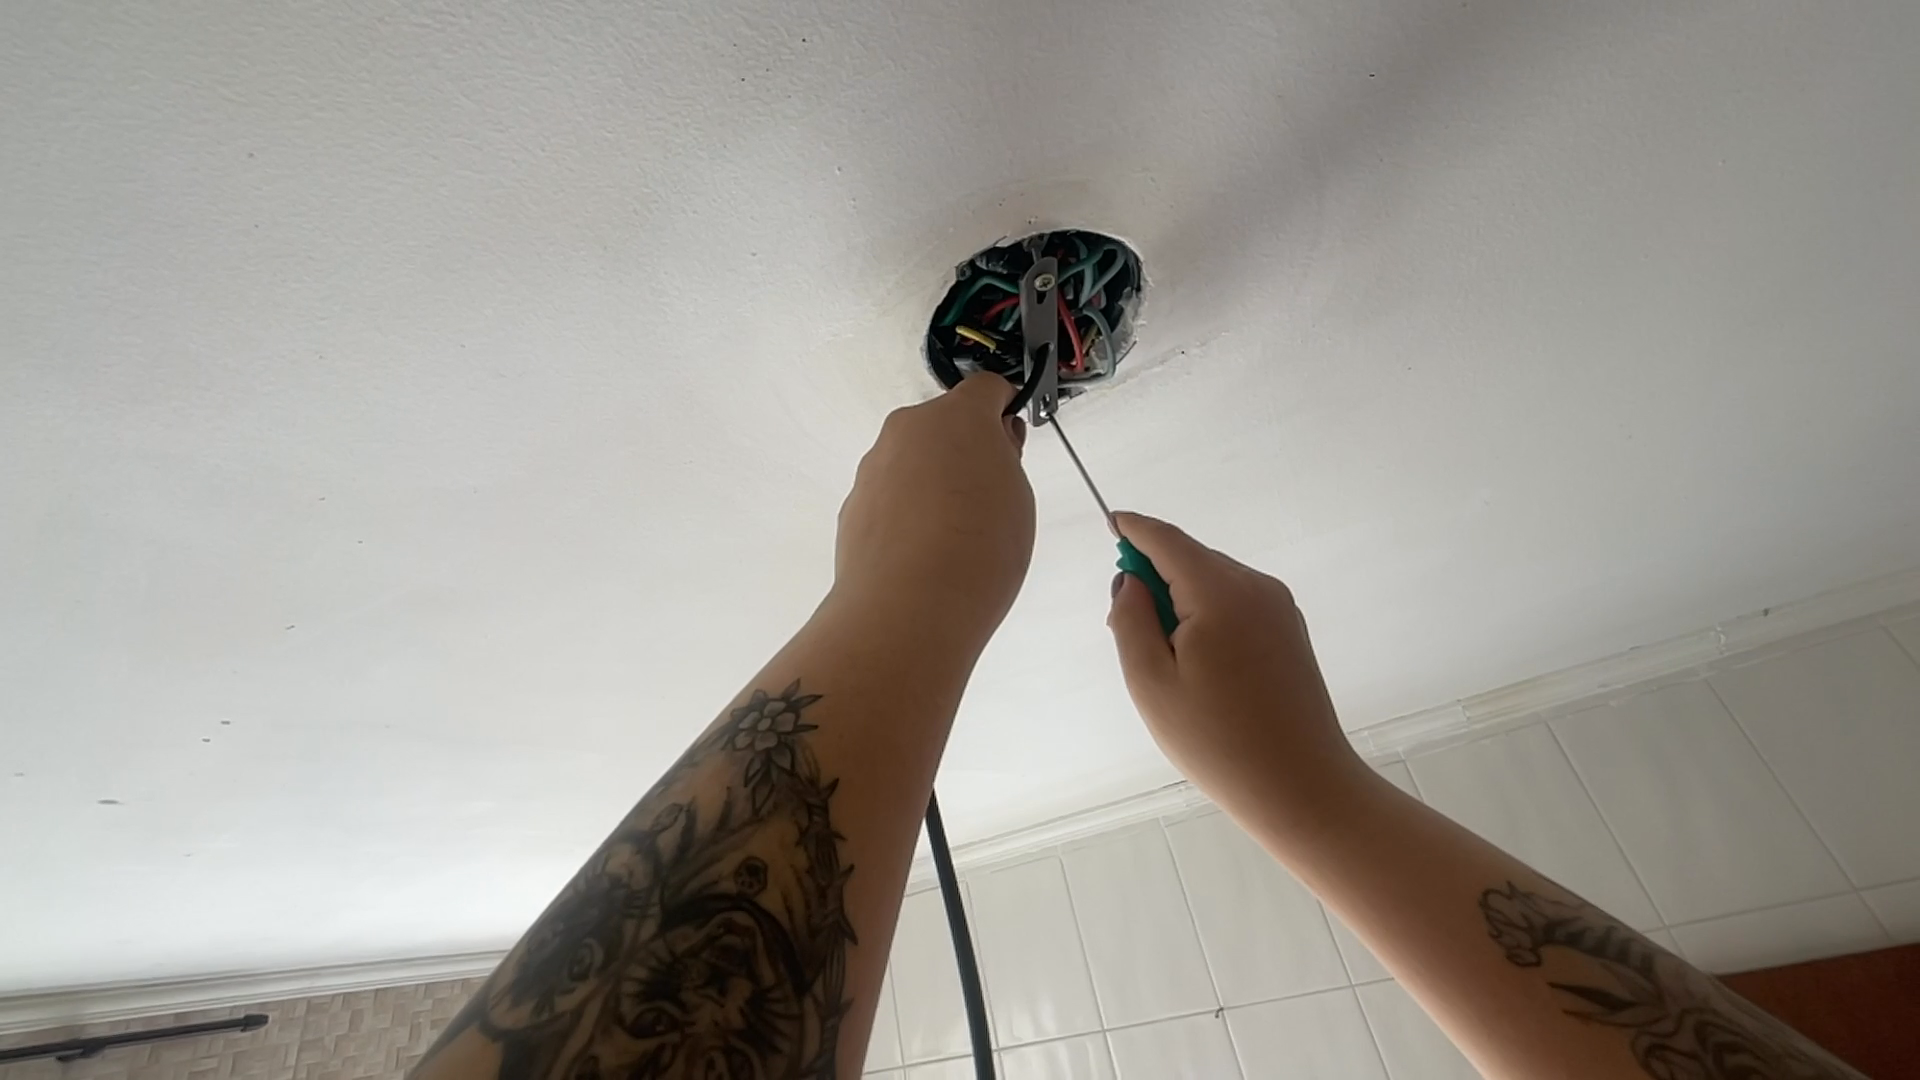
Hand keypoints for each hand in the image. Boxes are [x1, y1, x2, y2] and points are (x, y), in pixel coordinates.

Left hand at [832, 374, 1034, 650]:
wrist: (908, 609)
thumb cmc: (979, 550)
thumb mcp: (1018, 498)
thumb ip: (1005, 457)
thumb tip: (992, 444)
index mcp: (956, 417)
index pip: (987, 389)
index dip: (1004, 409)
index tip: (1011, 438)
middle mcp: (907, 430)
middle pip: (943, 425)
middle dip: (965, 449)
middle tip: (988, 498)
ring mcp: (874, 467)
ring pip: (912, 461)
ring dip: (933, 482)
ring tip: (954, 536)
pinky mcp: (853, 505)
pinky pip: (889, 495)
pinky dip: (906, 512)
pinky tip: (922, 553)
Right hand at [1106, 513, 1369, 821]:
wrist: (1303, 790)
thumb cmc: (1216, 741)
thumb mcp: (1150, 682)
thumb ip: (1131, 619)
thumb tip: (1132, 580)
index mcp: (1220, 593)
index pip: (1167, 540)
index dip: (1133, 529)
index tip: (1109, 523)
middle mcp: (1255, 587)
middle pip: (1191, 558)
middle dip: (1153, 575)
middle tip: (1124, 625)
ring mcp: (1279, 608)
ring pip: (1212, 580)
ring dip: (1179, 596)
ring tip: (1162, 656)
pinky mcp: (1289, 630)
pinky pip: (1235, 601)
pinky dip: (1205, 611)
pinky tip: (1197, 661)